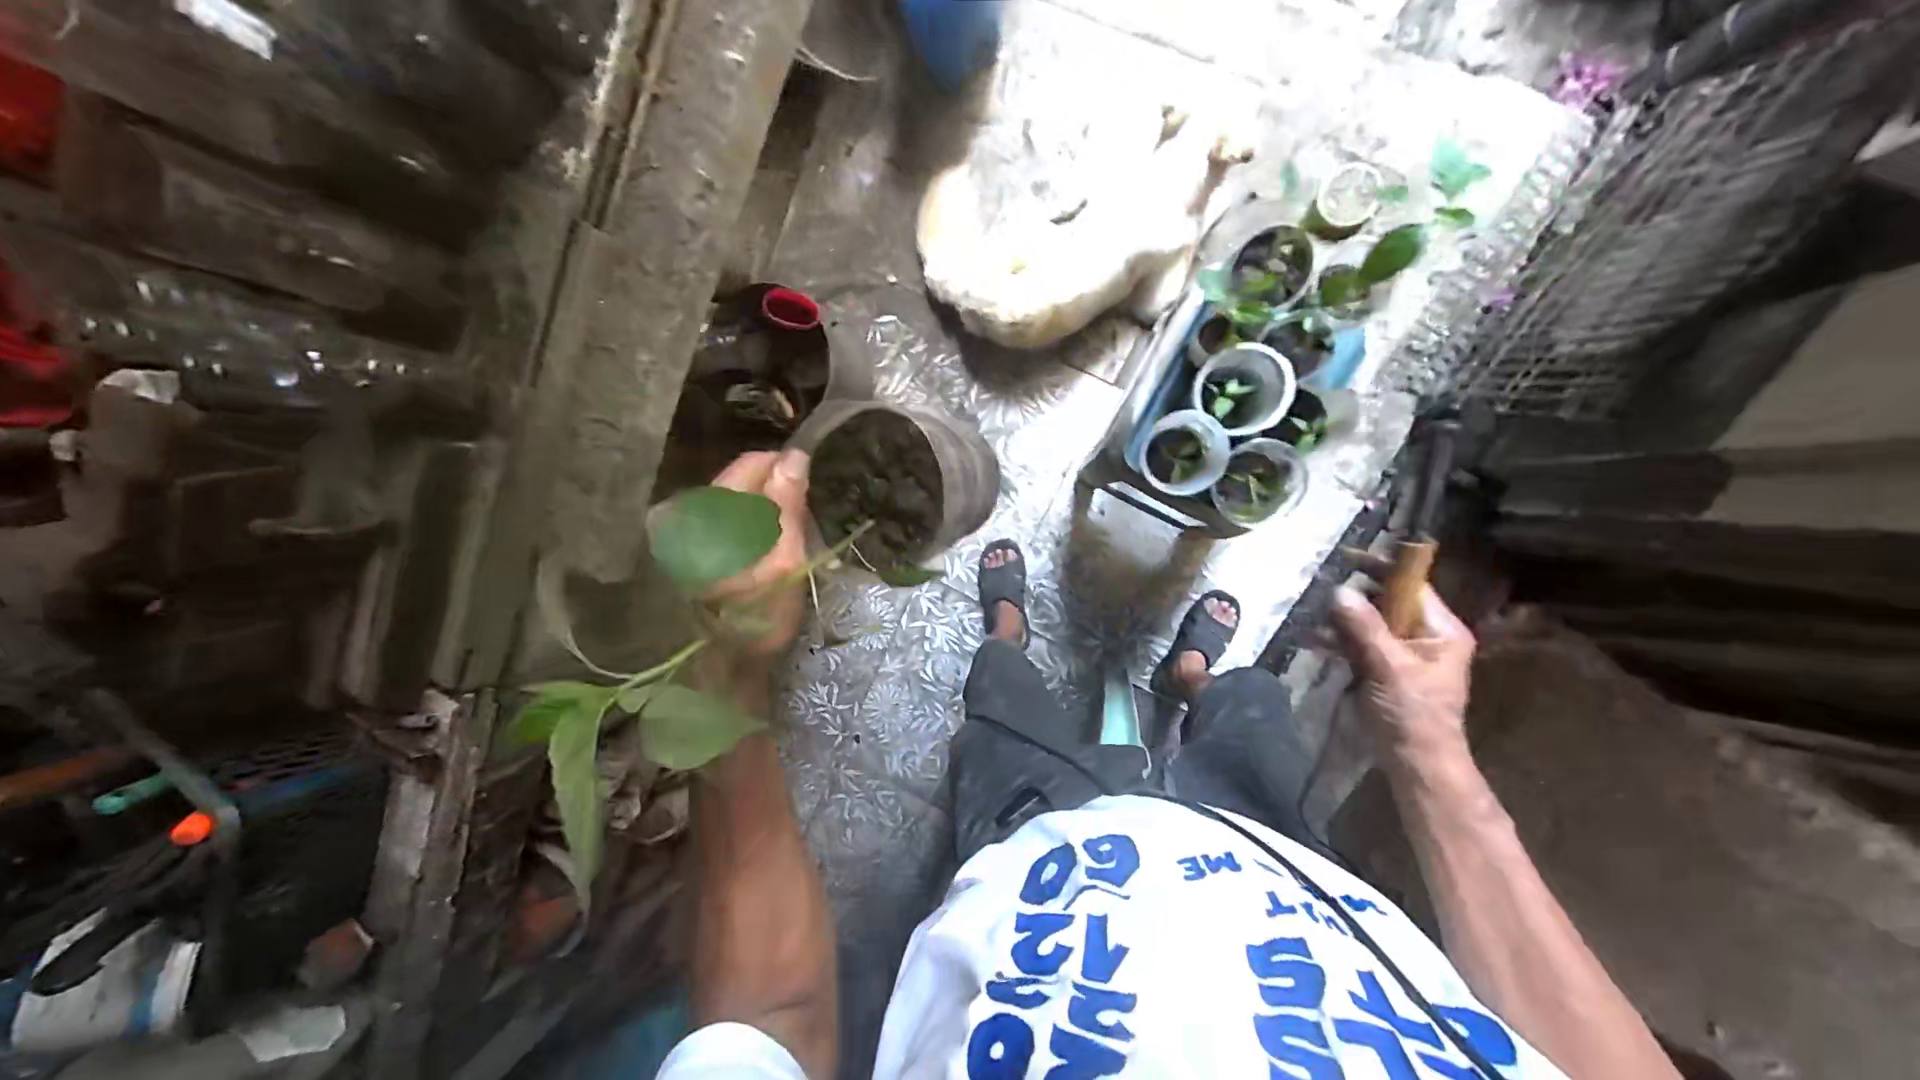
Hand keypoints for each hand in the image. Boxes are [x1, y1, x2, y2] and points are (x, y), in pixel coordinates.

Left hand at [704, 449, 811, 658]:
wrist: (725, 668)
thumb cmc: (758, 619)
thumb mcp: (784, 563)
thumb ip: (787, 507)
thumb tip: (795, 457)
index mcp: (709, 514)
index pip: (752, 465)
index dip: (787, 469)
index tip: (812, 488)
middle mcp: (688, 513)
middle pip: (742, 480)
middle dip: (776, 494)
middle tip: (803, 523)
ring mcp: (685, 531)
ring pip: (736, 500)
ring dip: (765, 511)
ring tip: (786, 540)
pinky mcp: (688, 547)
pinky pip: (728, 520)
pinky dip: (752, 527)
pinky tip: (765, 551)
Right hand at [1328, 576, 1475, 760]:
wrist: (1414, 762)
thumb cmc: (1414, 714)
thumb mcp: (1389, 667)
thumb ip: (1365, 628)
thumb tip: (1339, 591)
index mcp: (1440, 631)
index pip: (1411, 587)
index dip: (1382, 570)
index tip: (1349, 558)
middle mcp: (1423, 636)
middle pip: (1386, 602)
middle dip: (1353, 594)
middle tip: (1320, 584)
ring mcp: (1400, 653)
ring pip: (1367, 622)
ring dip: (1339, 618)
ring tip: (1310, 612)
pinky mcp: (1380, 668)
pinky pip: (1356, 643)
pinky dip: (1336, 639)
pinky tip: (1311, 638)